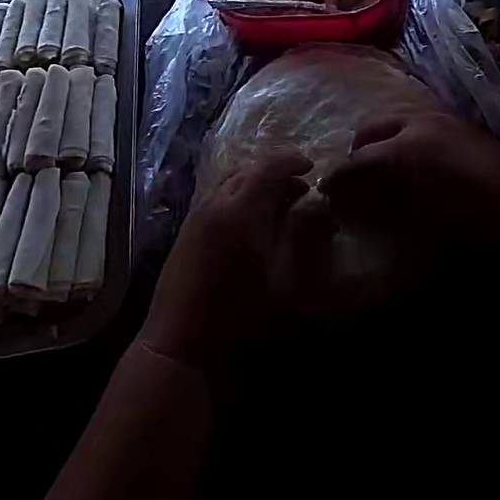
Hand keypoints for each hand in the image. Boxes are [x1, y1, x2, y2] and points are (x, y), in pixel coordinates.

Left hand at [140, 150, 311, 374]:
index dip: (292, 160)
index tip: (311, 167)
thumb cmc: (242, 316)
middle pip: (248, 171)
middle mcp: (215, 204)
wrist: (182, 338)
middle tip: (299, 193)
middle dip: (275, 175)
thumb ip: (305, 237)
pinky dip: (237, 199)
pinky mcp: (186, 232)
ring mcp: (196, 217)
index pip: (268, 166)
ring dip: (255, 186)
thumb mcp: (288, 282)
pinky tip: (249, 225)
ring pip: (229, 184)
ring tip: (276, 208)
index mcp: (242, 210)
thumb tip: (317, 203)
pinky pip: (216, 200)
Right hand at [319, 111, 499, 247]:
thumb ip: (384, 202)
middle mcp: (418, 125)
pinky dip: (402, 140)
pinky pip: (417, 126)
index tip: (328, 192)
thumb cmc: (476, 220)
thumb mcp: (422, 217)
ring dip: (379, 144)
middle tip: (351, 178)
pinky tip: (409, 164)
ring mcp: (441, 121)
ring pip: (394, 124)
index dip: (340, 178)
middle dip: (356, 153)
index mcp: (405, 147)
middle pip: (370, 131)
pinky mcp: (459, 126)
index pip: (358, 161)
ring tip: (378, 171)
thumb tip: (353, 201)